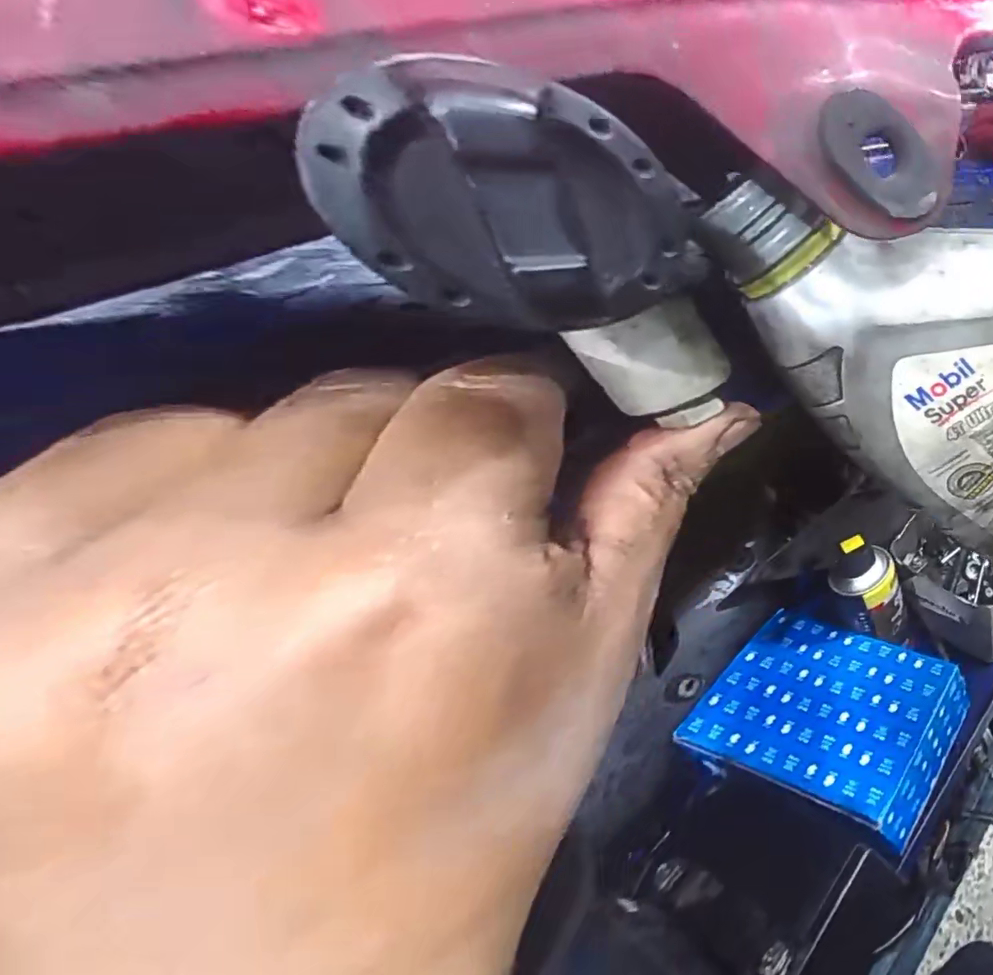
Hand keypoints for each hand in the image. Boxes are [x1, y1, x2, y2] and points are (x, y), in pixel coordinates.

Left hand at [0, 358, 757, 974]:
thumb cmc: (481, 801)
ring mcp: (67, 606)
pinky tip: (196, 580)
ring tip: (309, 562)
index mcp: (433, 580)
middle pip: (364, 395)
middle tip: (434, 527)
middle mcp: (245, 572)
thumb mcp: (593, 651)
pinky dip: (163, 499)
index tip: (531, 448)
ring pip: (225, 421)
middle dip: (422, 440)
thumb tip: (720, 414)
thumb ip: (644, 508)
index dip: (527, 411)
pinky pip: (75, 471)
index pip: (489, 396)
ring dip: (291, 468)